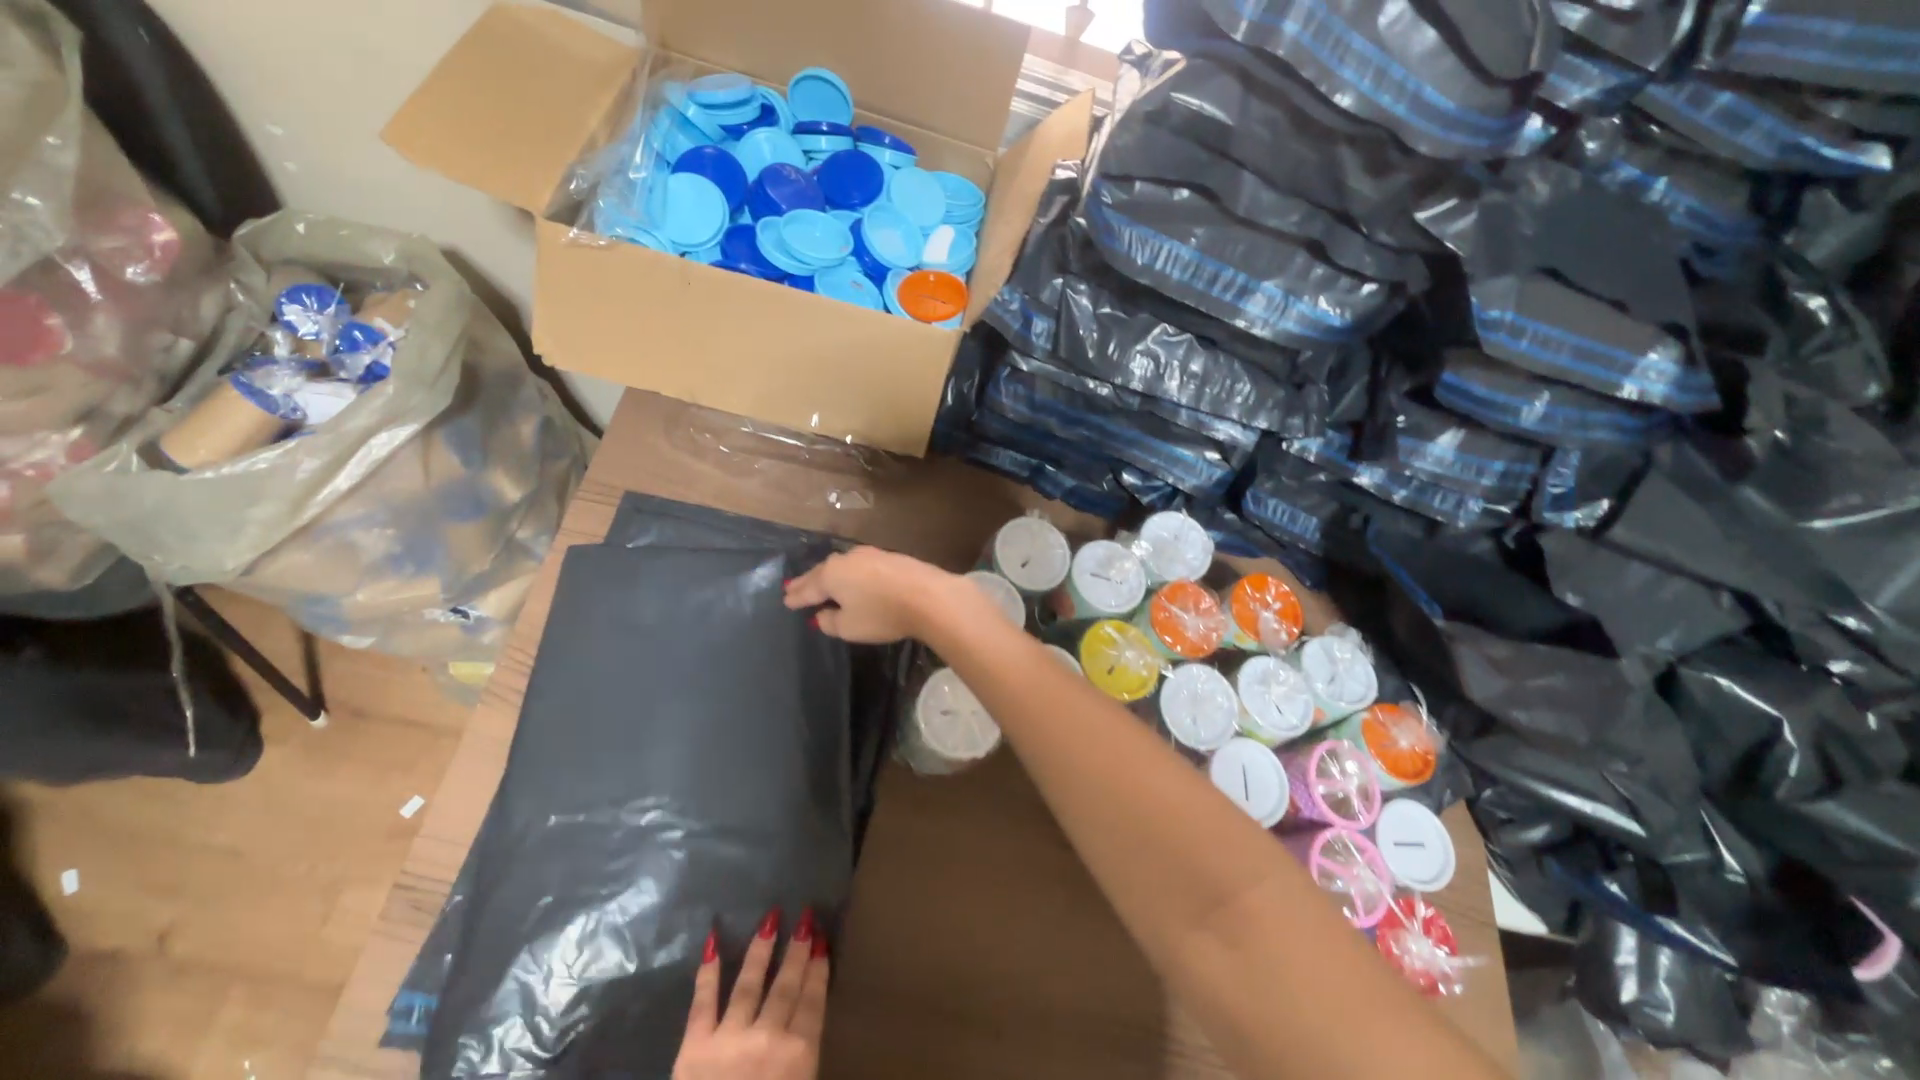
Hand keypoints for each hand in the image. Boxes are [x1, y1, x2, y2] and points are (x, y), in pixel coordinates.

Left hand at [674, 909, 829, 1079]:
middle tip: (805, 918)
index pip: (813, 1002)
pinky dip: (707, 971)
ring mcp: (729, 1037)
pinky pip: (703, 1002)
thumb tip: (808, 1032)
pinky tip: (712, 941)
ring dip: (762, 950)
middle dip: (798, 951)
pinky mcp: (693, 1045)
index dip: (818, 969)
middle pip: (787, 987)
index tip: (822, 940)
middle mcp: (768, 1037)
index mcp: (799, 1055)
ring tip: (771, 919)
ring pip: (750, 984)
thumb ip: (806, 1061)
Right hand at [783, 547, 964, 643]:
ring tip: (822, 583)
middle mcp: (846, 560)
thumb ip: (829, 621)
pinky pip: (860, 567)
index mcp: (831, 575)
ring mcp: (870, 555)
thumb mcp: (849, 627)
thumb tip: (822, 615)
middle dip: (808, 582)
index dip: (796, 597)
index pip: (808, 588)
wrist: (928, 596)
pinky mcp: (890, 557)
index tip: (786, 600)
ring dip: (830, 576)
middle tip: (794, 588)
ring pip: (842, 566)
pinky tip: (852, 580)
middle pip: (822, 572)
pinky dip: (851, 575)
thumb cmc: (882, 614)